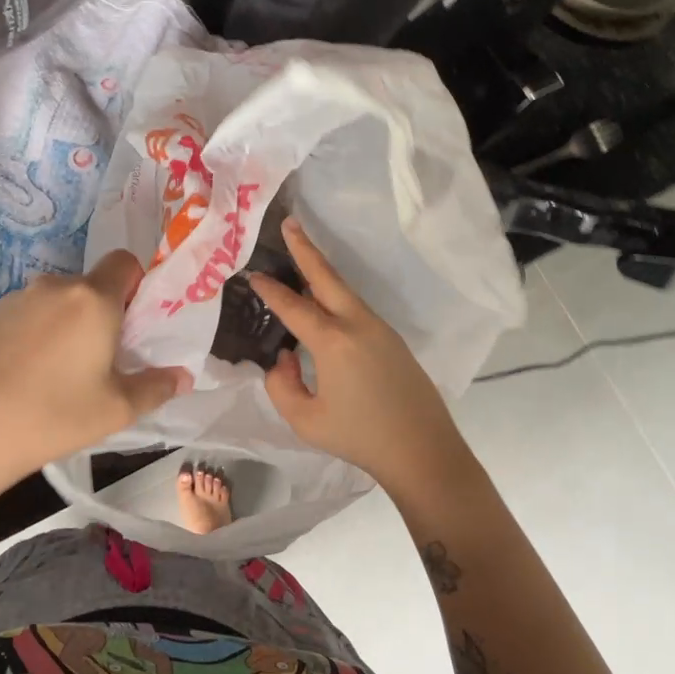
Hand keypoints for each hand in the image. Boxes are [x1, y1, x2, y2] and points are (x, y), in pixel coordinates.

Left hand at [0, 251, 193, 483]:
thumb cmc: (51, 415)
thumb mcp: (116, 409)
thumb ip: (155, 387)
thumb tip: (181, 376)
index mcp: (93, 298)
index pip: (125, 262)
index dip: (136, 286)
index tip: (134, 326)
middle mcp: (55, 286)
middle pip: (90, 286)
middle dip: (102, 314)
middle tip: (101, 361)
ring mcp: (15, 299)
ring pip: (56, 302)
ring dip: (66, 326)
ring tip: (58, 377)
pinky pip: (26, 317)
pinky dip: (34, 336)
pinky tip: (23, 379)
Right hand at [250, 218, 467, 487]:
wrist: (423, 451)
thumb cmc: (359, 437)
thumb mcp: (305, 420)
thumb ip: (281, 385)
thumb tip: (284, 357)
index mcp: (333, 341)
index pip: (292, 306)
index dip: (269, 289)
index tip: (251, 274)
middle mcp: (357, 324)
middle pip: (326, 276)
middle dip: (305, 248)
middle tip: (289, 222)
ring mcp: (379, 328)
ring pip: (344, 290)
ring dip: (321, 271)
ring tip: (301, 257)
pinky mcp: (392, 339)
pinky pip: (356, 308)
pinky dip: (335, 295)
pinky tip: (324, 303)